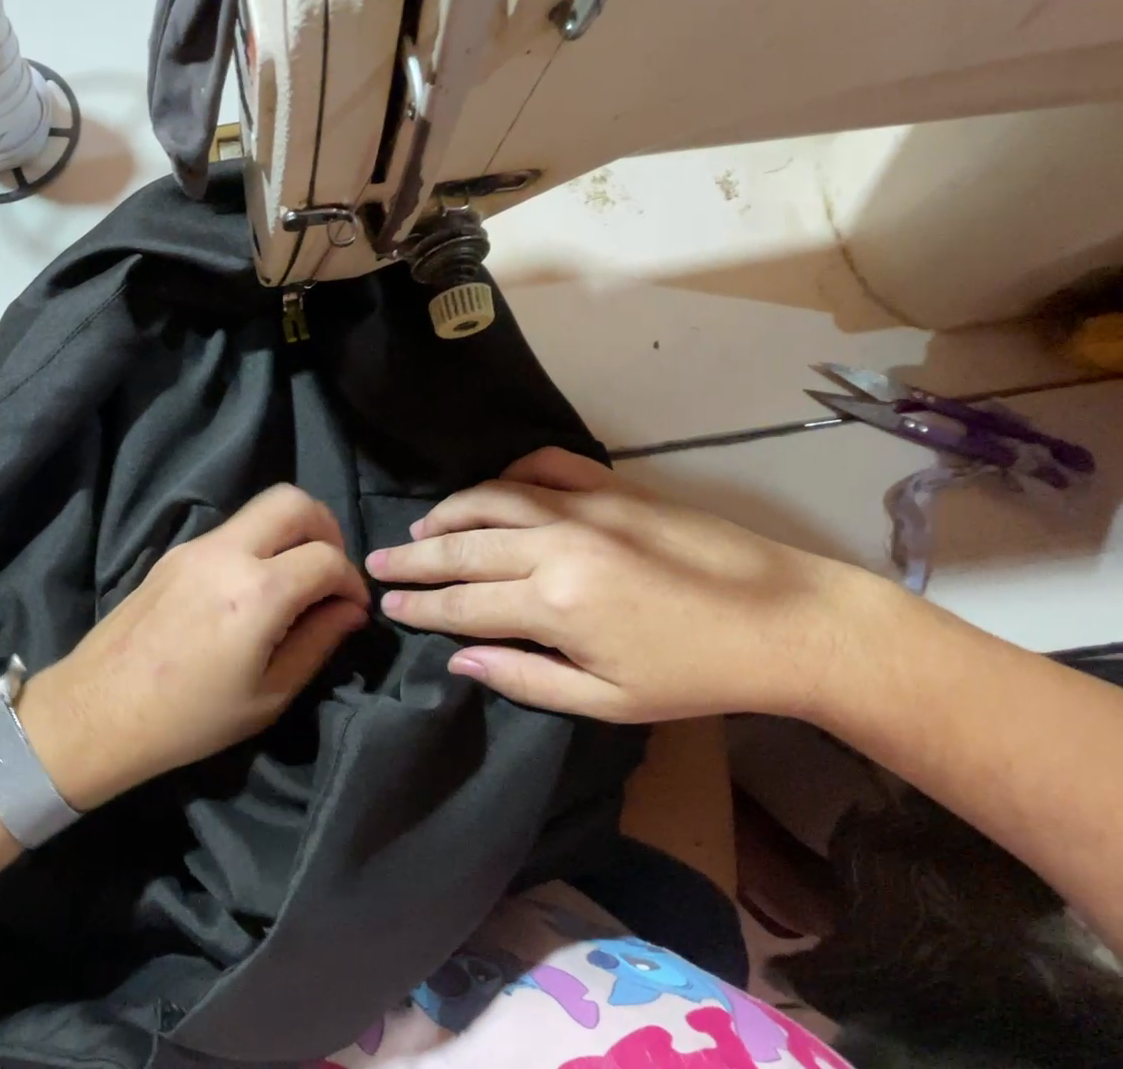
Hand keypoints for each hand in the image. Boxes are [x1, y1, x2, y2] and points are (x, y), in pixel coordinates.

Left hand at [20, 485, 370, 808]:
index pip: (327, 557)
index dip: (351, 581)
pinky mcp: (171, 555)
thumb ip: (317, 642)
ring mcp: (193, 548)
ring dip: (289, 534)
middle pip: (294, 501)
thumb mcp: (268, 695)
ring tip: (294, 583)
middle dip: (326, 530)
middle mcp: (226, 553)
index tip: (351, 609)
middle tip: (329, 573)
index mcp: (256, 592)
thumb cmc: (189, 719)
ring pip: (258, 510)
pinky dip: (256, 545)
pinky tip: (252, 591)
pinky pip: (229, 531)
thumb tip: (350, 610)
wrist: (99, 711)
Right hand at [364, 447, 895, 723]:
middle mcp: (558, 547)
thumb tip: (456, 660)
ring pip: (491, 500)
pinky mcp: (615, 488)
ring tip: (418, 527)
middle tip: (375, 563)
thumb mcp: (605, 701)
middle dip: (412, 558)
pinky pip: (545, 465)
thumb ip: (522, 678)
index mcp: (554, 606)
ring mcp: (586, 509)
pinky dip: (509, 473)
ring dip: (446, 514)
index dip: (418, 606)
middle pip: (462, 548)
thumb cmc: (696, 676)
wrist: (791, 623)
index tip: (387, 605)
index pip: (461, 603)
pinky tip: (491, 489)